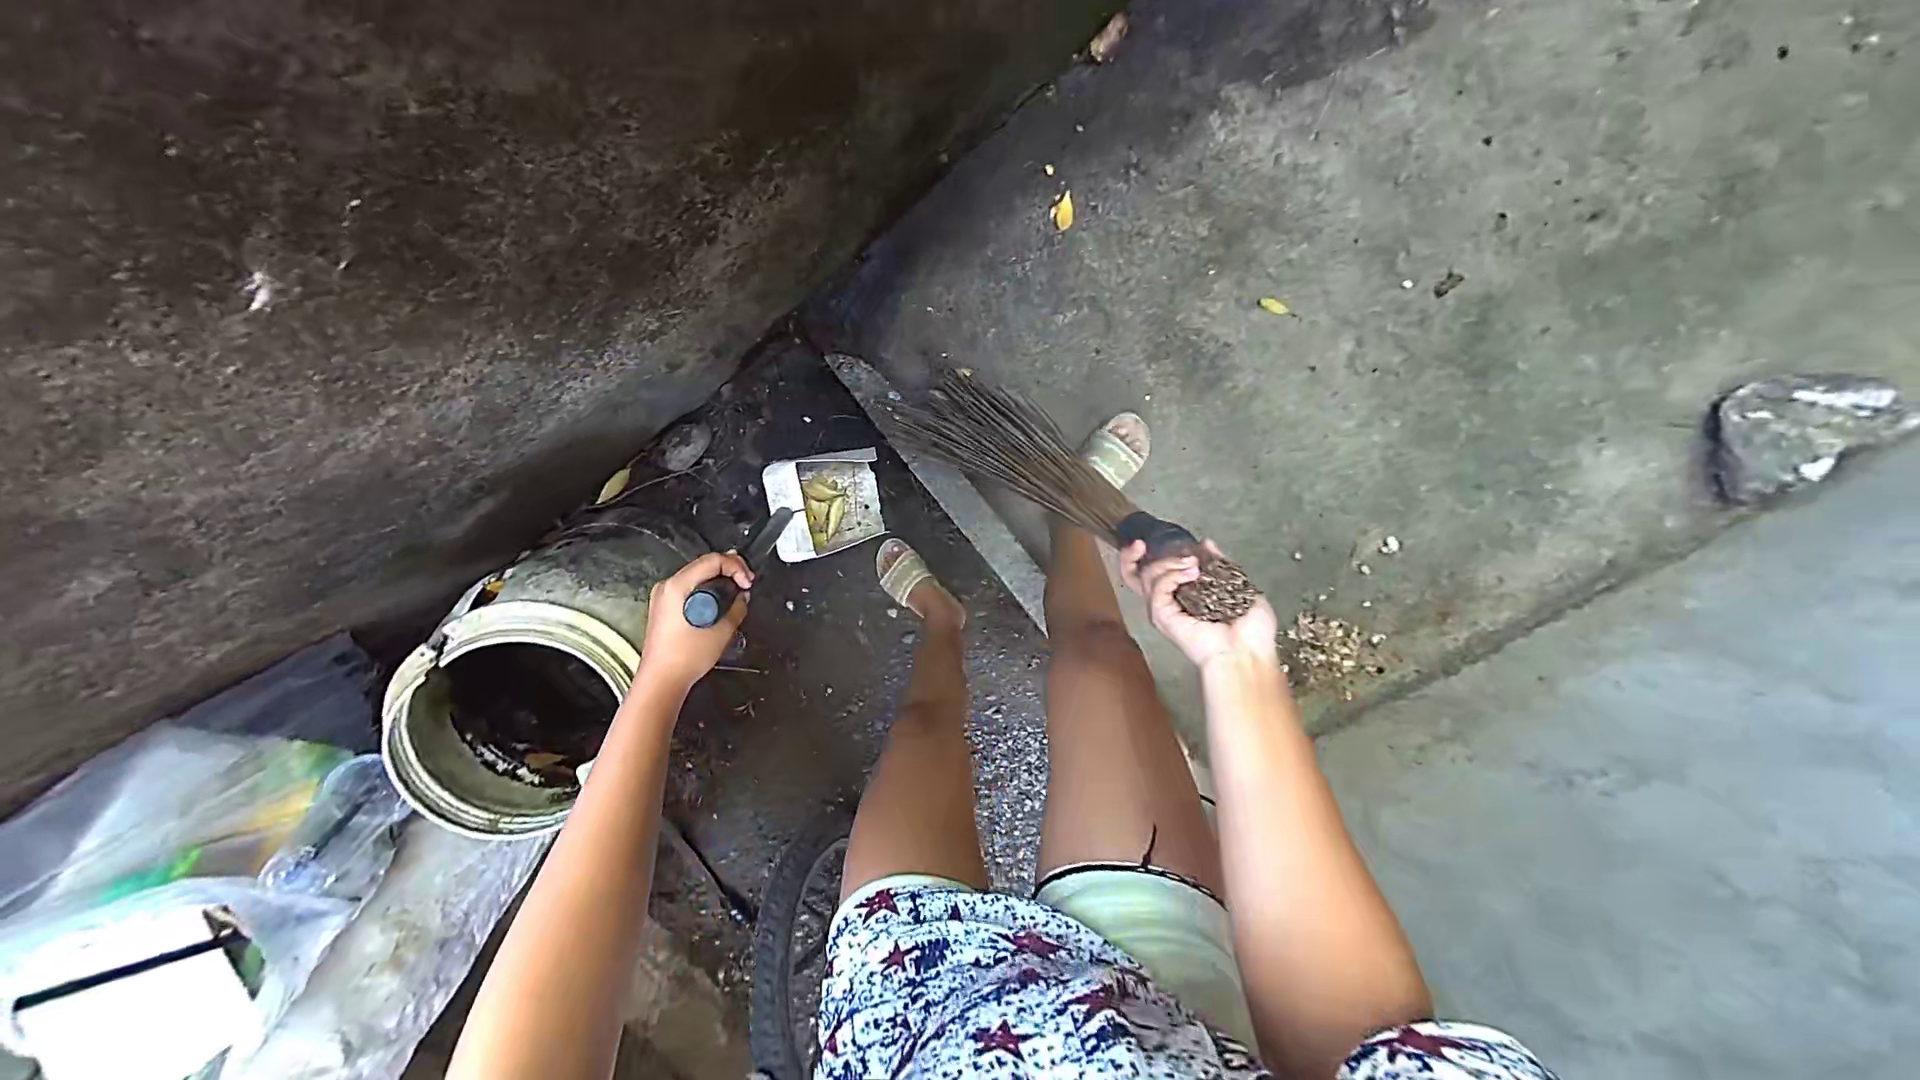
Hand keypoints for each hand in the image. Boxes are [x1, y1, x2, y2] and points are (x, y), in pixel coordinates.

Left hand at [635, 551, 753, 693]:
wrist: (662, 680)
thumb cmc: (684, 658)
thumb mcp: (722, 630)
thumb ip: (737, 607)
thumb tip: (743, 596)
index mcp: (678, 587)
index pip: (713, 560)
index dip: (737, 567)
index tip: (748, 582)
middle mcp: (667, 586)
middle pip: (704, 563)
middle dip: (730, 569)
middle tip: (747, 582)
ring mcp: (664, 596)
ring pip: (698, 574)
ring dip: (720, 578)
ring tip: (738, 590)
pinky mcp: (665, 606)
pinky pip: (691, 587)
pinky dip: (708, 589)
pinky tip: (721, 599)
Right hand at [1119, 539, 1279, 671]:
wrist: (1247, 652)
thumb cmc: (1249, 631)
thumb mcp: (1240, 587)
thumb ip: (1221, 565)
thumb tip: (1206, 543)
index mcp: (1184, 595)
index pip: (1155, 574)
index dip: (1146, 557)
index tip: (1149, 542)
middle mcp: (1169, 602)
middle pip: (1136, 575)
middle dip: (1131, 556)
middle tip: (1142, 544)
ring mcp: (1163, 609)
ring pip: (1147, 576)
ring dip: (1168, 563)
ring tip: (1193, 565)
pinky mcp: (1162, 616)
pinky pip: (1158, 588)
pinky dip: (1172, 574)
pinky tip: (1192, 572)